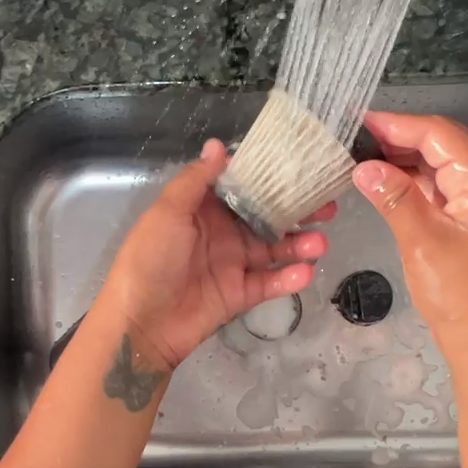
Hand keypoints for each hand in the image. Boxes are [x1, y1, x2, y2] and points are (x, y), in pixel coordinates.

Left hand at [99, 138, 330, 369]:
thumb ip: (196, 180)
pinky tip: (305, 272)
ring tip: (321, 242)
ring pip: (272, 250)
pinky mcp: (238, 294)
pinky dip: (288, 278)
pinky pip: (268, 282)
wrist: (140, 322)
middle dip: (295, 211)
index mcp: (200, 209)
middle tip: (327, 206)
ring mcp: (231, 264)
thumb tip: (218, 145)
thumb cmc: (149, 259)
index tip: (300, 166)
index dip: (268, 178)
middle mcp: (220, 233)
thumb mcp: (168, 212)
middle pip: (264, 217)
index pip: (241, 187)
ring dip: (298, 245)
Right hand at [352, 112, 467, 359]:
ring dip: (404, 160)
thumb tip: (363, 166)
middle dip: (400, 138)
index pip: (440, 134)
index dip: (399, 124)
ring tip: (363, 158)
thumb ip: (393, 197)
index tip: (360, 121)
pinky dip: (412, 182)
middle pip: (443, 144)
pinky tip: (384, 184)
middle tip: (355, 138)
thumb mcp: (421, 240)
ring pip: (439, 165)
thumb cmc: (458, 292)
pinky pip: (440, 187)